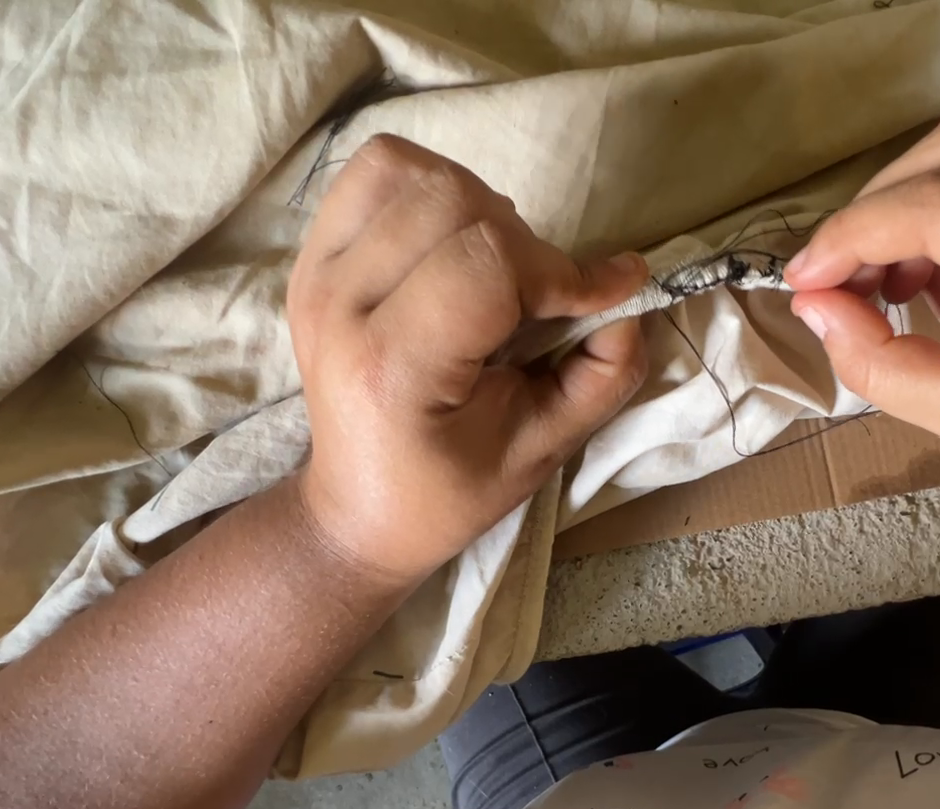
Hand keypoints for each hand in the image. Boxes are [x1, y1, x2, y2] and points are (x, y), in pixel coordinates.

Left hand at [286, 136, 649, 583]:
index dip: (564, 271)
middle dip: (526, 244)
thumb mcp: (544, 451)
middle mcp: (340, 305)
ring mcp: (316, 273)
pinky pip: (379, 171)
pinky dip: (433, 187)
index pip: (487, 263)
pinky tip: (455, 242)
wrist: (362, 507)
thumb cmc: (454, 490)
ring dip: (482, 209)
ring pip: (414, 172)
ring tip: (498, 270)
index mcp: (394, 368)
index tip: (606, 295)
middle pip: (452, 202)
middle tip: (541, 298)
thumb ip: (603, 375)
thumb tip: (628, 293)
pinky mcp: (311, 257)